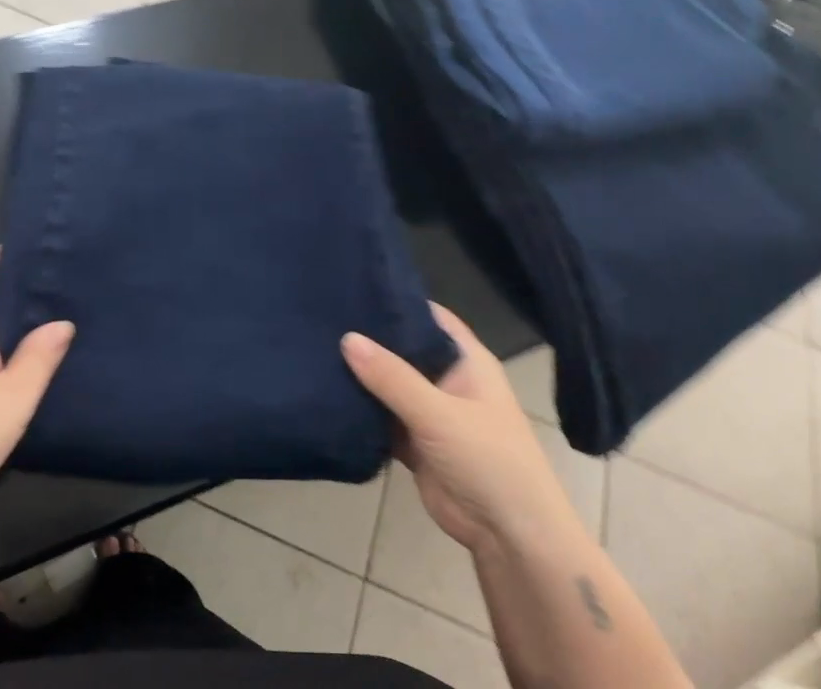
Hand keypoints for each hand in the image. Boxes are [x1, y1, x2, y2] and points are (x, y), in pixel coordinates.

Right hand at [342, 306, 584, 554]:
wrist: (508, 534)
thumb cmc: (489, 460)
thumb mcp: (439, 413)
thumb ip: (392, 377)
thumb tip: (346, 337)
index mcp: (467, 362)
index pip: (431, 318)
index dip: (399, 301)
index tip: (354, 286)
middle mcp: (447, 381)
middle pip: (404, 350)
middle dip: (369, 338)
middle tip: (321, 317)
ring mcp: (429, 413)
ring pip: (388, 385)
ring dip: (360, 375)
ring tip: (312, 348)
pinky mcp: (413, 443)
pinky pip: (381, 418)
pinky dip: (359, 410)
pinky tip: (324, 393)